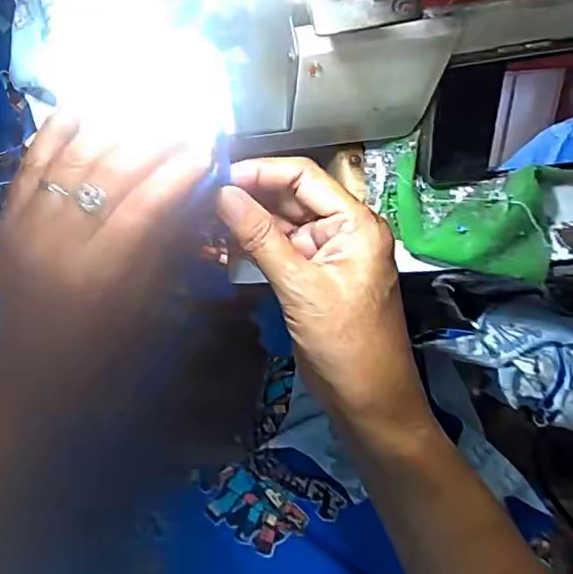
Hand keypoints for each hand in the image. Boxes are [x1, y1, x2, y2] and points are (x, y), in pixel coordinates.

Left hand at [0, 111, 209, 377]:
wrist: (26, 371)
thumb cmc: (96, 353)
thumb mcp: (141, 314)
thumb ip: (162, 253)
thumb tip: (186, 198)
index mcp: (100, 274)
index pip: (144, 206)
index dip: (177, 173)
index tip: (204, 149)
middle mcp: (60, 241)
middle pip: (109, 174)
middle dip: (151, 143)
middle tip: (181, 124)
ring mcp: (28, 224)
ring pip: (71, 160)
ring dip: (109, 129)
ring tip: (140, 110)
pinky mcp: (8, 217)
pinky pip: (31, 163)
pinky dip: (53, 132)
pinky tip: (77, 108)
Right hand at [214, 158, 430, 435]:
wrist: (368, 402)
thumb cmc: (349, 346)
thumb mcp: (300, 286)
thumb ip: (259, 237)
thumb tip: (223, 196)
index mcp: (354, 224)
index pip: (303, 177)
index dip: (260, 171)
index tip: (220, 176)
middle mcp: (340, 231)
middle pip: (287, 197)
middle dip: (247, 196)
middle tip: (204, 198)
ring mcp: (323, 253)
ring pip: (277, 223)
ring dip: (244, 222)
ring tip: (205, 221)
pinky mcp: (307, 275)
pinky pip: (274, 249)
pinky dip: (249, 247)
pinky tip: (220, 246)